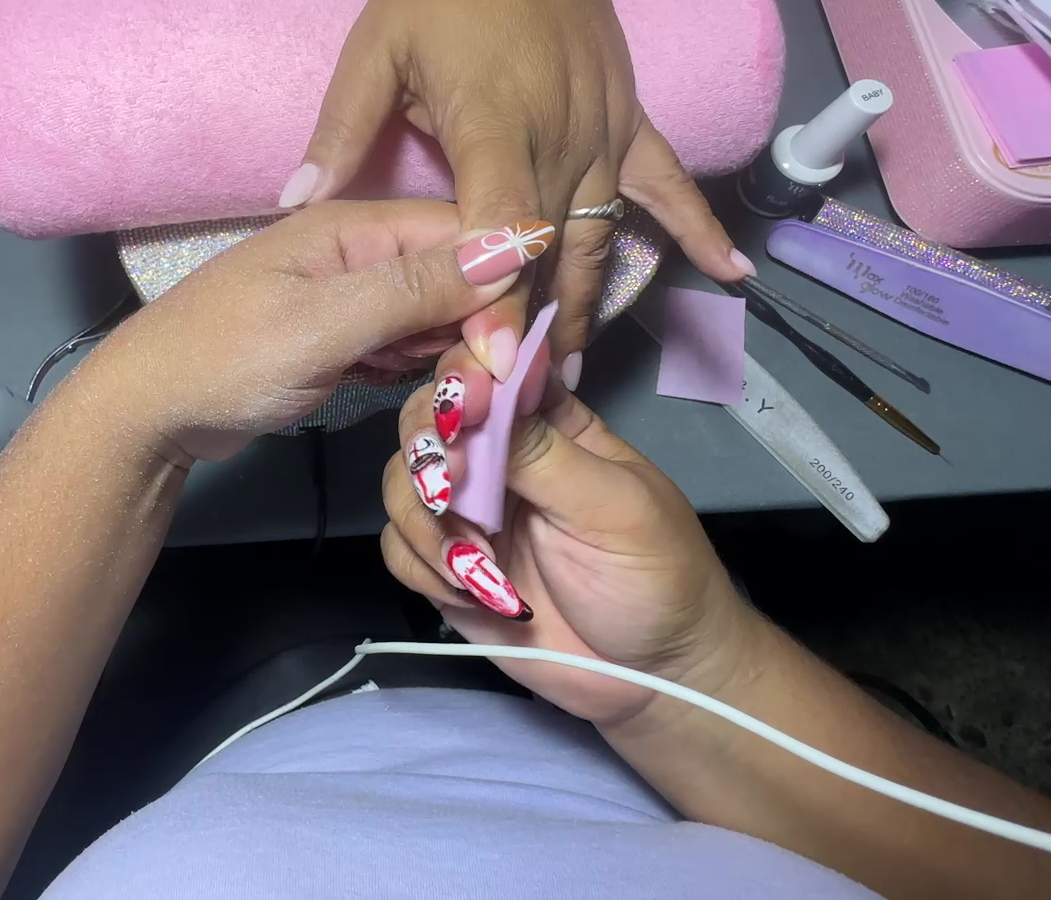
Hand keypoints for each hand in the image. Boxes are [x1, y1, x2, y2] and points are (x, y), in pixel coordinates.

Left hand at [82, 200, 553, 464]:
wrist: (151, 411)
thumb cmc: (225, 360)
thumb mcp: (321, 324)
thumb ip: (411, 289)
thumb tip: (510, 249)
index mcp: (352, 227)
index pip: (459, 233)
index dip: (499, 283)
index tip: (517, 347)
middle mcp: (355, 252)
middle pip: (450, 275)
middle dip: (473, 327)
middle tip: (479, 390)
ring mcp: (345, 296)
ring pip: (428, 313)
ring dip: (444, 353)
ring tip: (447, 397)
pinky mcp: (338, 336)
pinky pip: (397, 342)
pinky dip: (410, 367)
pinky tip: (405, 389)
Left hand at [290, 0, 752, 382]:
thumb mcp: (376, 49)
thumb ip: (341, 128)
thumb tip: (294, 197)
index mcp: (493, 120)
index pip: (498, 219)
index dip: (494, 290)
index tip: (490, 357)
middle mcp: (561, 137)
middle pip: (547, 249)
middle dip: (529, 324)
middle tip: (512, 399)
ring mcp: (607, 134)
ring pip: (597, 238)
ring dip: (581, 308)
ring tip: (562, 376)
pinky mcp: (633, 127)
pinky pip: (669, 185)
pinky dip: (696, 229)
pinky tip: (730, 274)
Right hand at [381, 380, 761, 729]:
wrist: (650, 677)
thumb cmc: (655, 577)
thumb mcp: (613, 506)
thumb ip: (541, 452)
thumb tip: (476, 401)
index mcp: (543, 423)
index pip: (485, 372)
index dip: (461, 377)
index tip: (462, 412)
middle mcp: (494, 456)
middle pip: (422, 421)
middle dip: (426, 455)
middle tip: (451, 495)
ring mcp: (464, 508)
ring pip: (398, 483)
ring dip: (425, 525)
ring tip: (477, 569)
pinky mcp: (442, 561)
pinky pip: (395, 545)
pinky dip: (419, 566)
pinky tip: (468, 591)